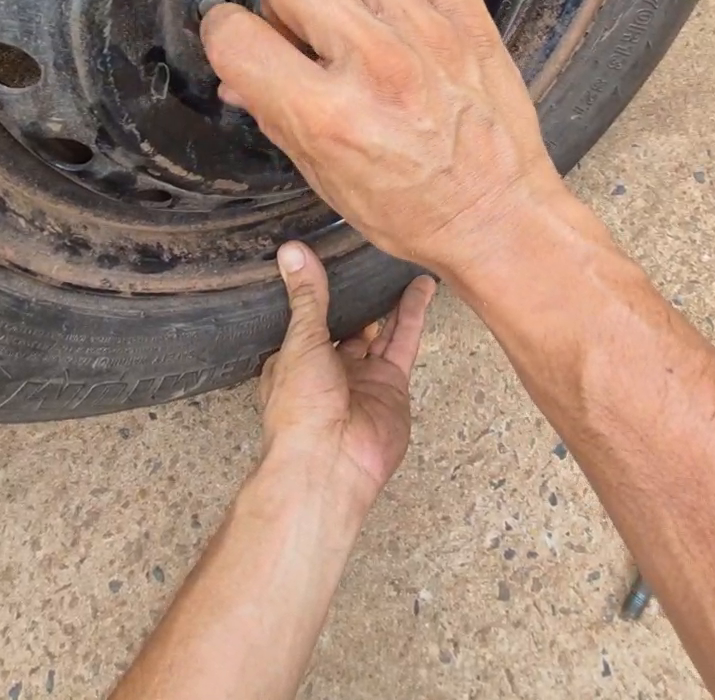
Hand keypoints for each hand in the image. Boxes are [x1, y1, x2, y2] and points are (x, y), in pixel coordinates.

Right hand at [201, 0, 566, 274]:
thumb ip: (279, 120)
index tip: (242, 39)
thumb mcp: (328, 181)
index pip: (237, 37)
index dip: (226, 34)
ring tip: (361, 17)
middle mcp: (375, 67)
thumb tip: (240, 79)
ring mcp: (427, 38)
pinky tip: (410, 7)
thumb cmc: (418, 212)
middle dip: (286, 3)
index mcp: (328, 117)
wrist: (498, 218)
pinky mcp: (471, 25)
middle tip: (307, 33)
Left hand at [258, 242, 436, 511]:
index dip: (321, 293)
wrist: (330, 461)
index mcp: (297, 361)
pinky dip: (413, 314)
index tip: (330, 257)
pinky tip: (422, 286)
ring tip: (402, 263)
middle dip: (361, 297)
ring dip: (391, 299)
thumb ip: (307, 297)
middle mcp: (330, 370)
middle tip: (372, 257)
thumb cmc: (300, 410)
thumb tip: (292, 252)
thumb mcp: (300, 340)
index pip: (310, 320)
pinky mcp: (393, 385)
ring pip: (381, 329)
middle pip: (350, 324)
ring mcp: (364, 379)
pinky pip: (404, 342)